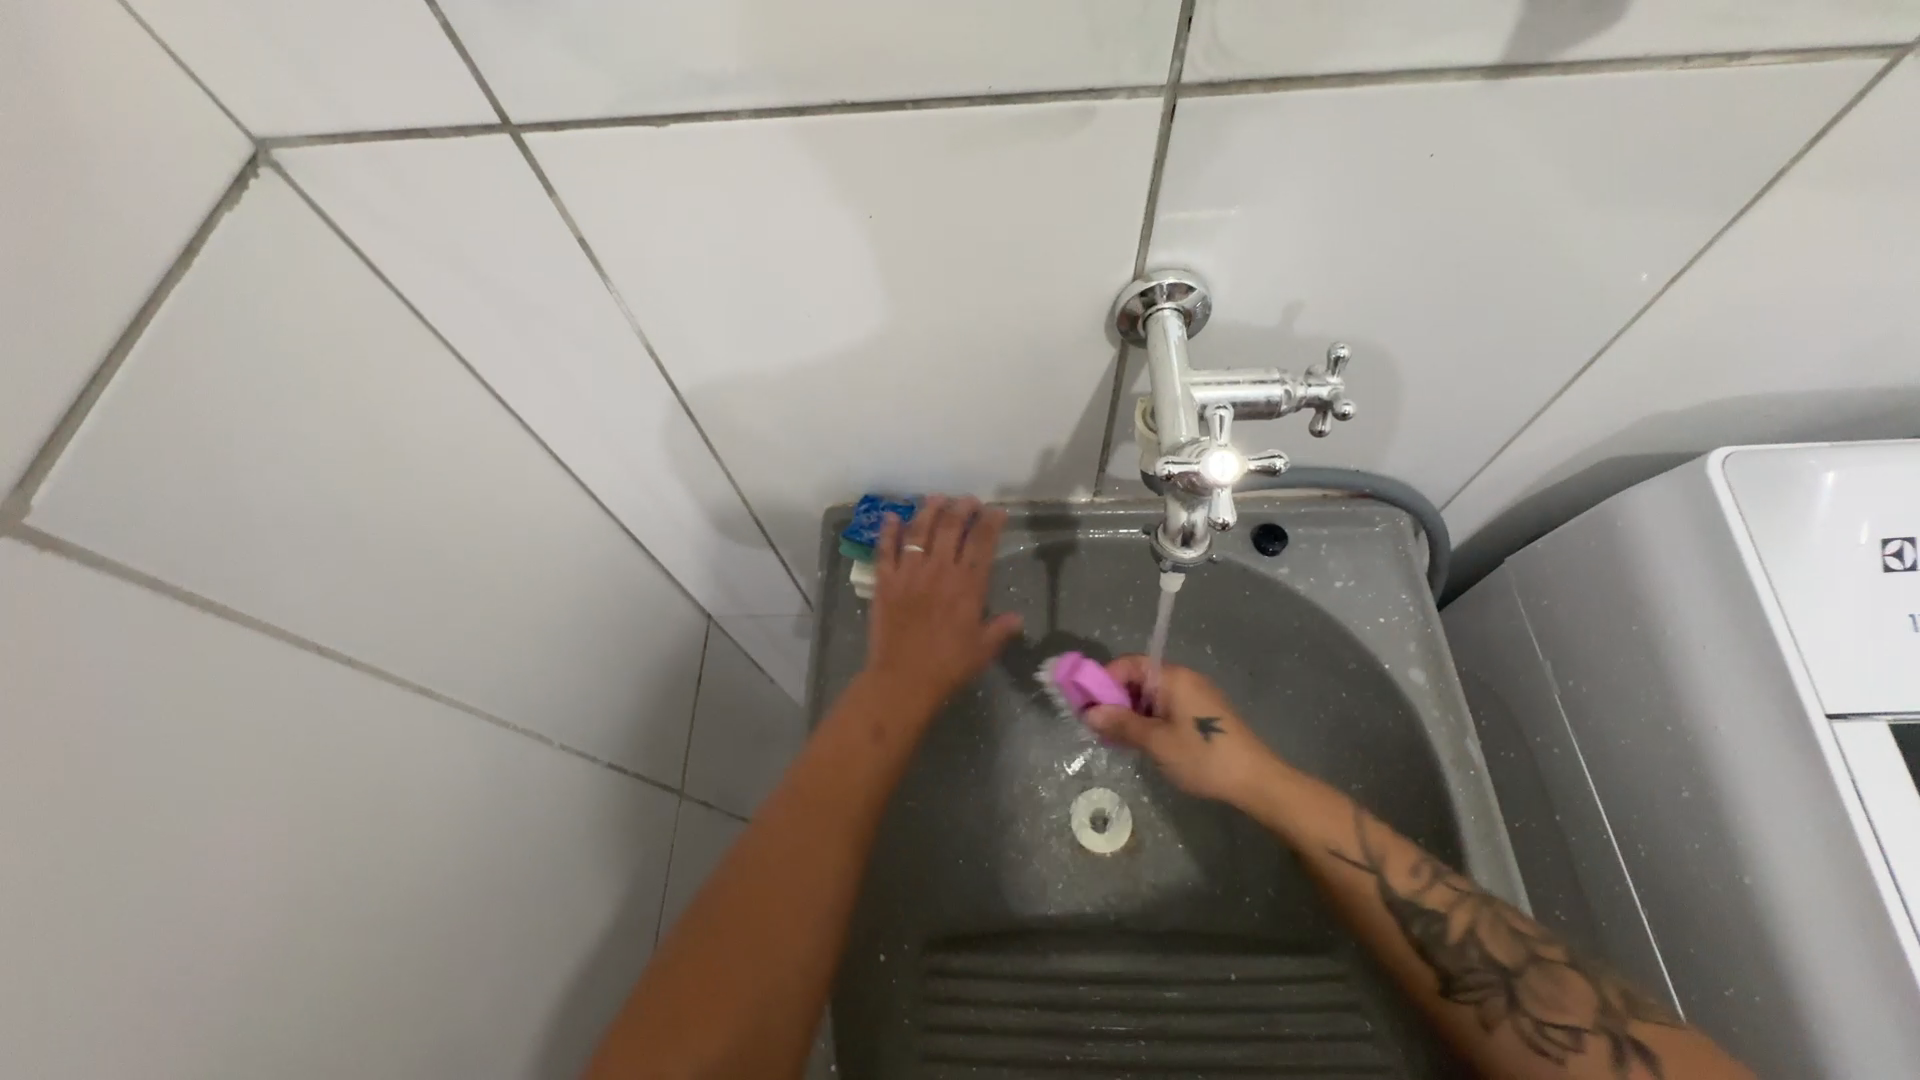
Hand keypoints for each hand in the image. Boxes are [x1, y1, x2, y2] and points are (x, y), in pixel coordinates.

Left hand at [863, 496, 1022, 713]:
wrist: (903, 679)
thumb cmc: (948, 667)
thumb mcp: (983, 650)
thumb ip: (1000, 630)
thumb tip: (1017, 619)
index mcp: (968, 585)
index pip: (983, 543)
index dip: (991, 522)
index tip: (996, 511)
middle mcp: (940, 571)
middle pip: (951, 527)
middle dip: (962, 508)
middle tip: (968, 500)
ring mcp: (909, 573)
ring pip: (919, 531)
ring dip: (929, 510)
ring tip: (937, 499)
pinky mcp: (885, 582)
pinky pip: (885, 549)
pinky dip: (889, 531)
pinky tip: (892, 517)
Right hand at [1086, 658, 1279, 805]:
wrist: (1256, 781)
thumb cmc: (1203, 757)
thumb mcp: (1156, 742)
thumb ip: (1121, 724)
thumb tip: (1089, 713)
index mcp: (1173, 677)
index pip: (1128, 664)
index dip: (1104, 681)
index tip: (1089, 707)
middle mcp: (1184, 679)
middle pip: (1139, 678)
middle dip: (1116, 700)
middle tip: (1100, 728)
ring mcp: (1195, 696)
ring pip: (1152, 696)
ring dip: (1131, 713)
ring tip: (1118, 739)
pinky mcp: (1202, 714)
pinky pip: (1166, 708)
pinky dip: (1149, 720)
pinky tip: (1142, 743)